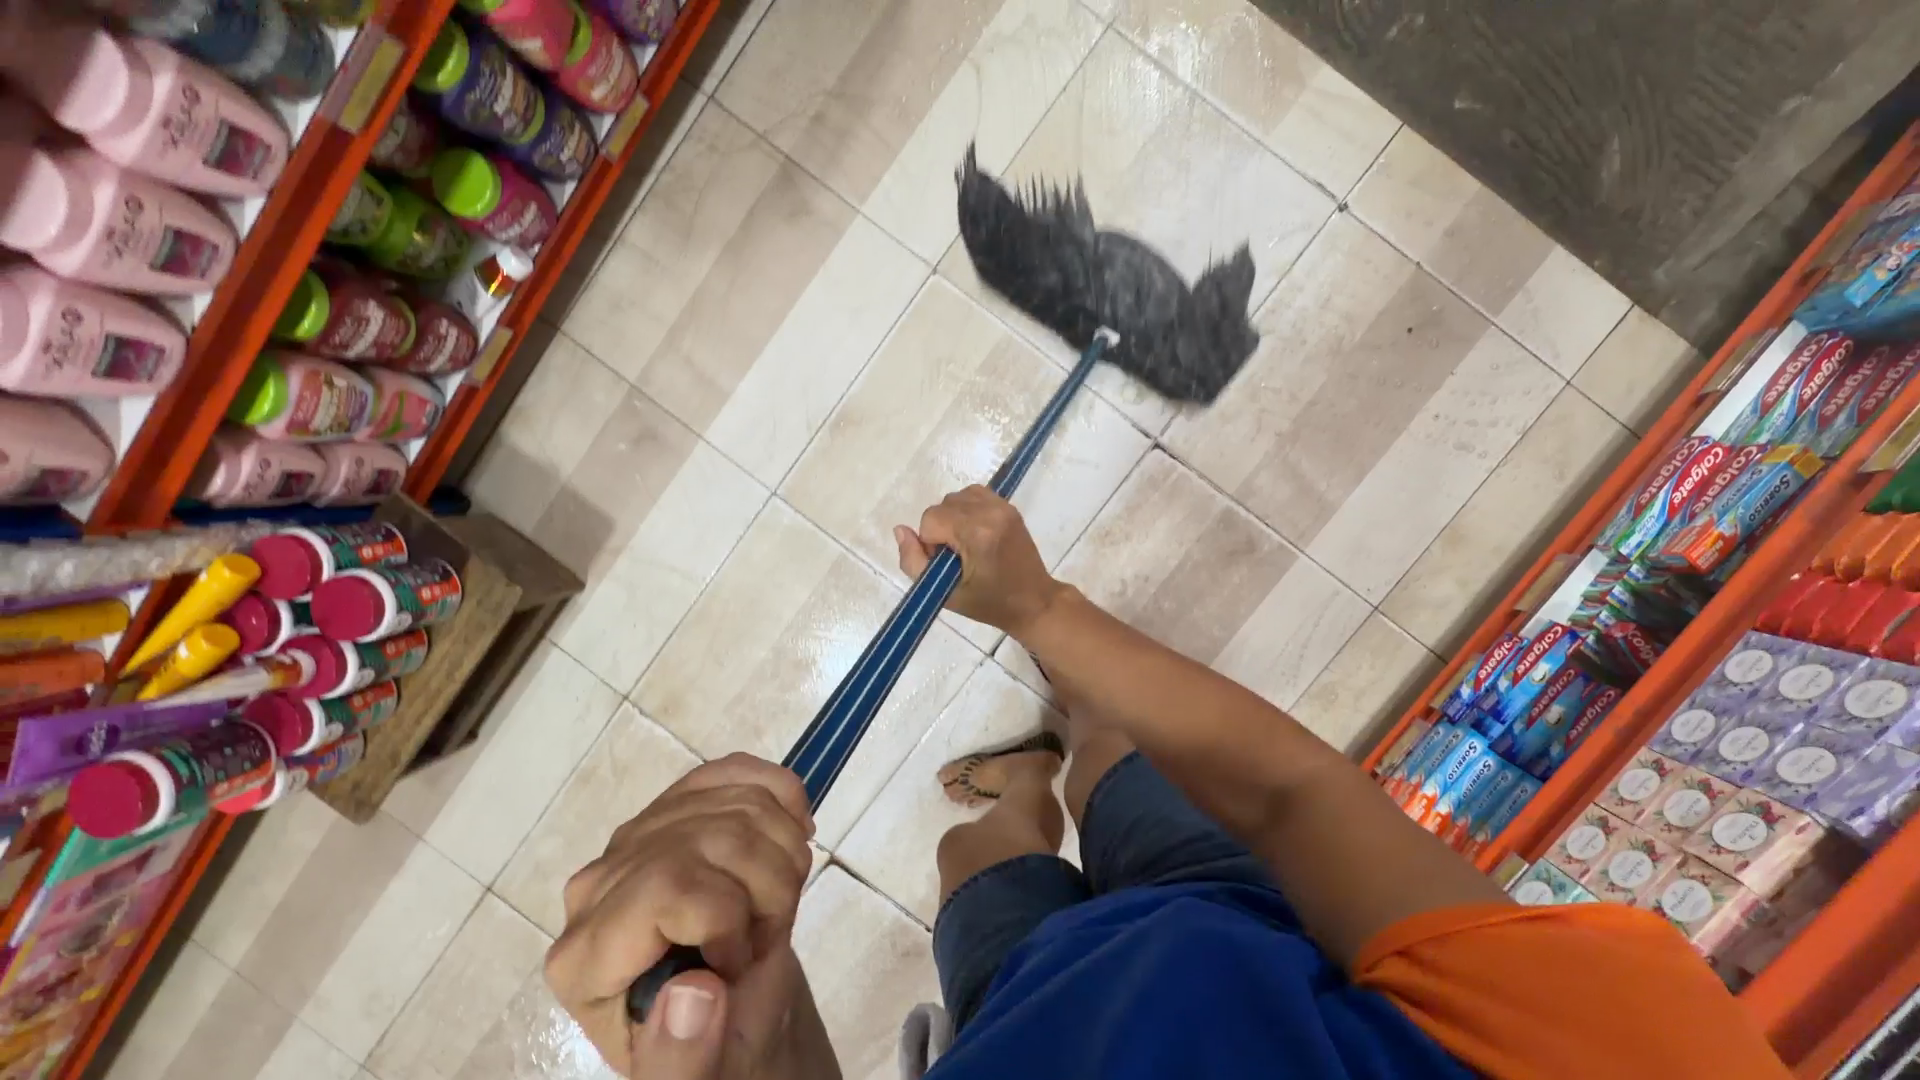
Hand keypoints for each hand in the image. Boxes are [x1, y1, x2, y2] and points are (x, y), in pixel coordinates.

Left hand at [545, 754, 825, 1078]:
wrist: (732, 1013)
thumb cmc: (713, 1050)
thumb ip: (683, 1058)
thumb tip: (695, 991)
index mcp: (585, 956)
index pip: (666, 886)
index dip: (726, 916)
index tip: (741, 962)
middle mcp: (598, 885)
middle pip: (711, 836)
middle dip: (767, 888)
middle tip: (764, 938)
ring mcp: (638, 835)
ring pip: (737, 801)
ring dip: (783, 854)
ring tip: (772, 905)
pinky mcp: (678, 804)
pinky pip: (736, 768)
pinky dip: (782, 796)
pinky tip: (790, 835)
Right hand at [894, 485, 1065, 635]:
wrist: (1033, 601)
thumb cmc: (989, 604)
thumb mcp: (944, 593)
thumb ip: (914, 562)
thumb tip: (900, 530)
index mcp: (977, 533)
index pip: (931, 519)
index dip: (930, 544)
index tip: (946, 565)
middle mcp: (990, 512)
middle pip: (942, 506)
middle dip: (940, 531)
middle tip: (956, 559)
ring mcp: (1002, 506)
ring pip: (955, 498)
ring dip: (952, 519)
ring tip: (965, 546)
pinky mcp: (1008, 506)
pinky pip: (973, 495)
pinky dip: (966, 511)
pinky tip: (974, 533)